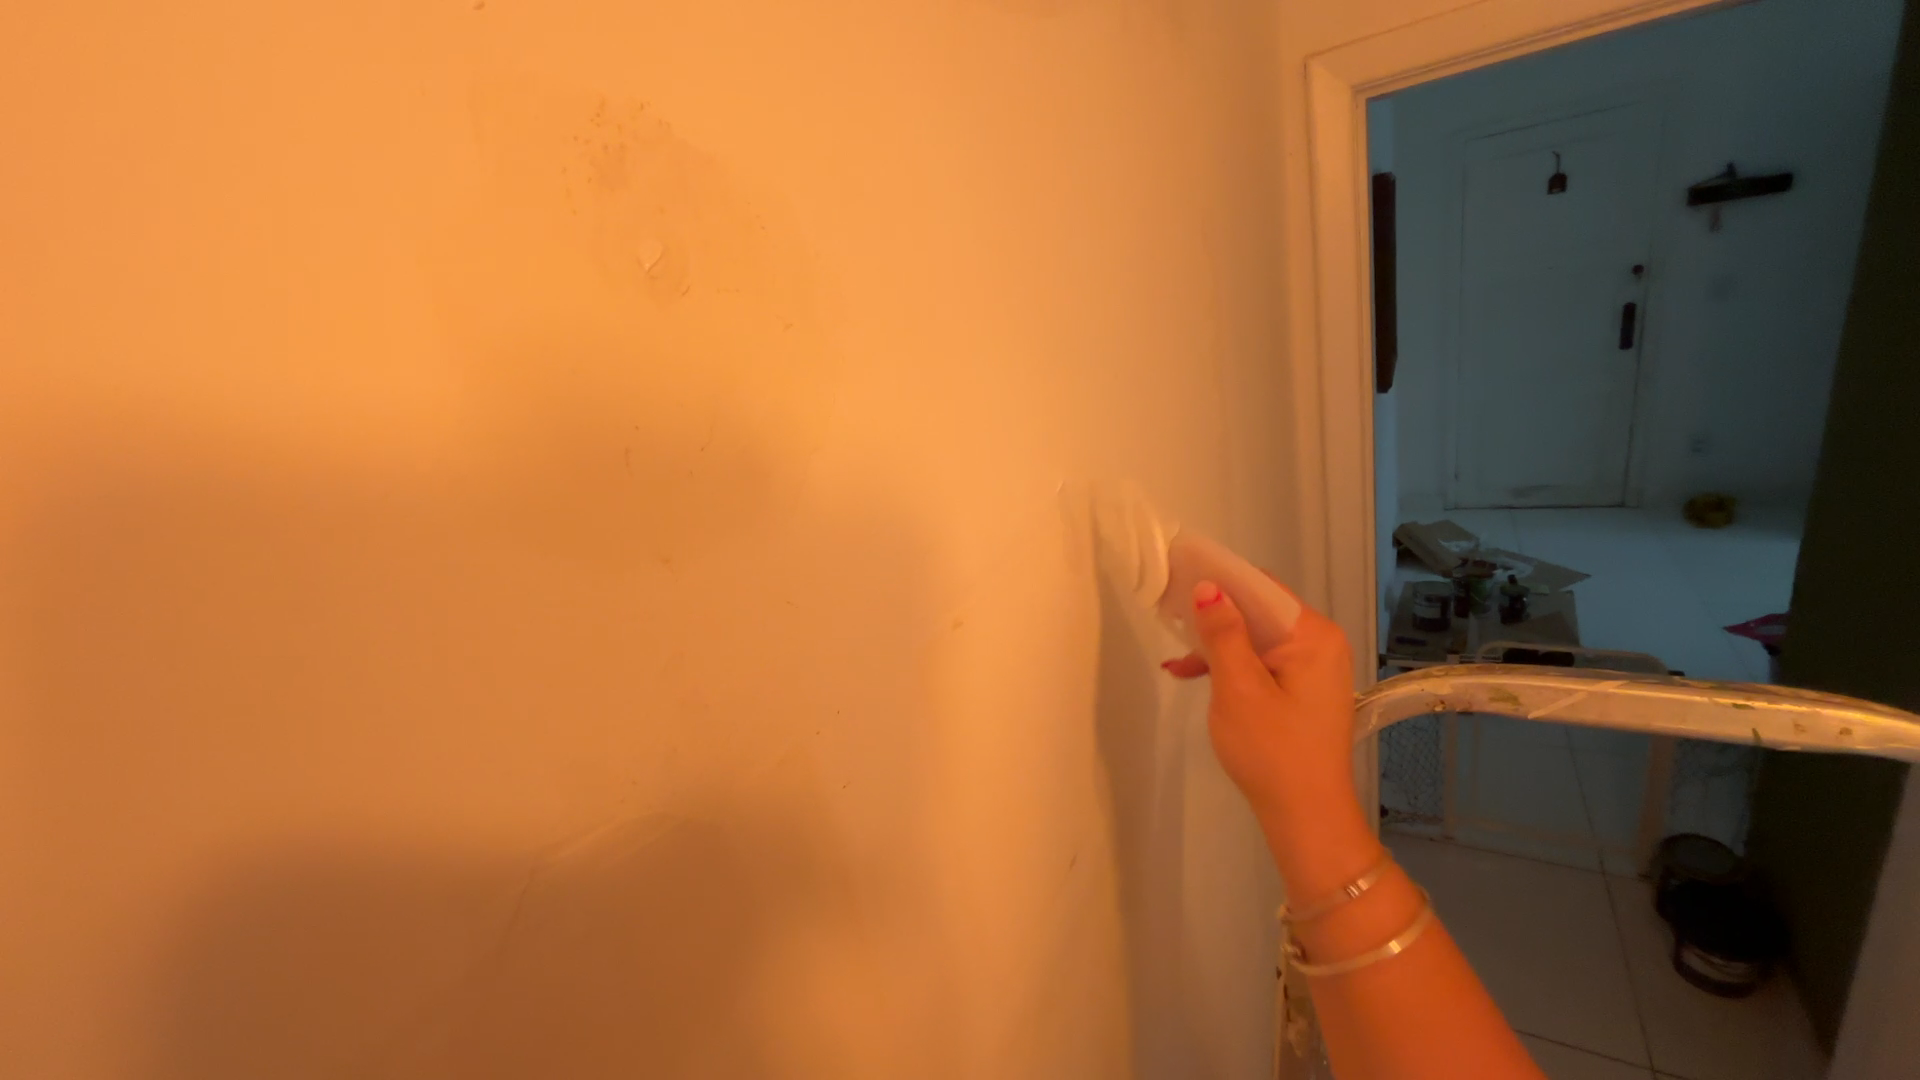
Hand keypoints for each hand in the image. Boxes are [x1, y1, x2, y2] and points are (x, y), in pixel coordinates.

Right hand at [1166, 580, 1375, 896]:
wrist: (1305, 817)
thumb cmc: (1272, 751)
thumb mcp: (1238, 689)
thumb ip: (1222, 635)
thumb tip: (1208, 587)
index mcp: (1312, 636)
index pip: (1262, 588)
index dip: (1219, 580)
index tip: (1179, 576)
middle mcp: (1319, 643)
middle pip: (1258, 611)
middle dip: (1213, 616)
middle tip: (1169, 617)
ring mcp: (1312, 667)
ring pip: (1255, 637)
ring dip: (1216, 645)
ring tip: (1177, 662)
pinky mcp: (1301, 688)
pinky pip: (1260, 661)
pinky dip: (1229, 666)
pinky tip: (1193, 676)